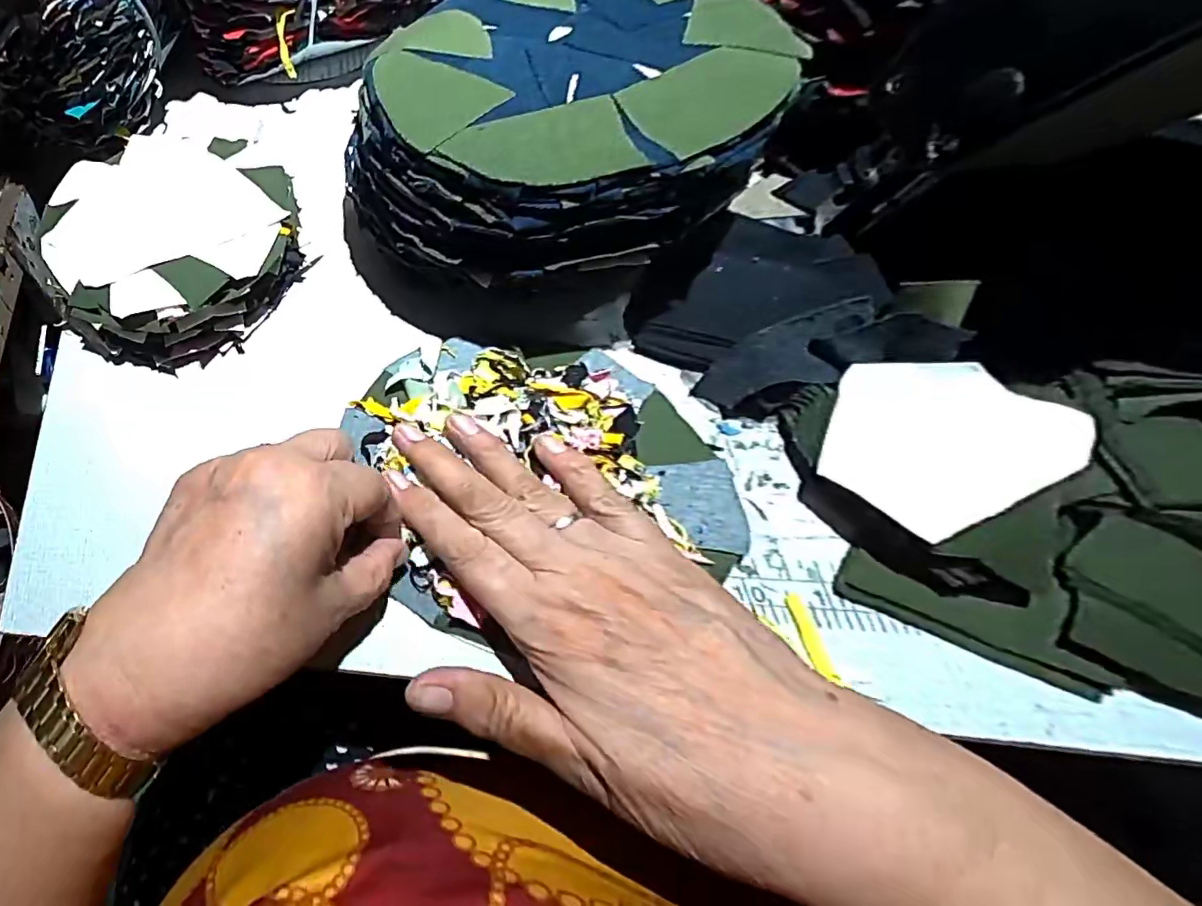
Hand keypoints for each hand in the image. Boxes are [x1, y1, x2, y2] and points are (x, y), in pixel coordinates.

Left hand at [60, 429, 403, 756]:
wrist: (152, 653)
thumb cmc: (252, 638)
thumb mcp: (330, 609)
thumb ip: (373, 568)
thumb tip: (388, 547)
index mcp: (312, 487)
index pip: (372, 483)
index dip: (385, 517)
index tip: (378, 548)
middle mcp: (271, 459)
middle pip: (333, 445)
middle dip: (348, 483)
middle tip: (340, 533)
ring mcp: (227, 463)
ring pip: (288, 452)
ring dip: (305, 481)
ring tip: (293, 535)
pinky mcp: (194, 476)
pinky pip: (247, 466)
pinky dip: (263, 488)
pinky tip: (249, 536)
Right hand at [385, 417, 1183, 905]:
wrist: (808, 771)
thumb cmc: (682, 779)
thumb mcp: (581, 764)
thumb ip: (496, 712)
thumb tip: (412, 690)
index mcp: (544, 626)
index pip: (467, 555)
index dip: (425, 516)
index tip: (393, 479)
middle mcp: (573, 576)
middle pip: (494, 510)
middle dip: (444, 468)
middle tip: (408, 429)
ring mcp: (620, 557)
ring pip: (540, 494)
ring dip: (495, 455)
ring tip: (461, 421)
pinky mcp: (662, 554)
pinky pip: (609, 499)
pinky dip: (576, 466)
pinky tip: (549, 441)